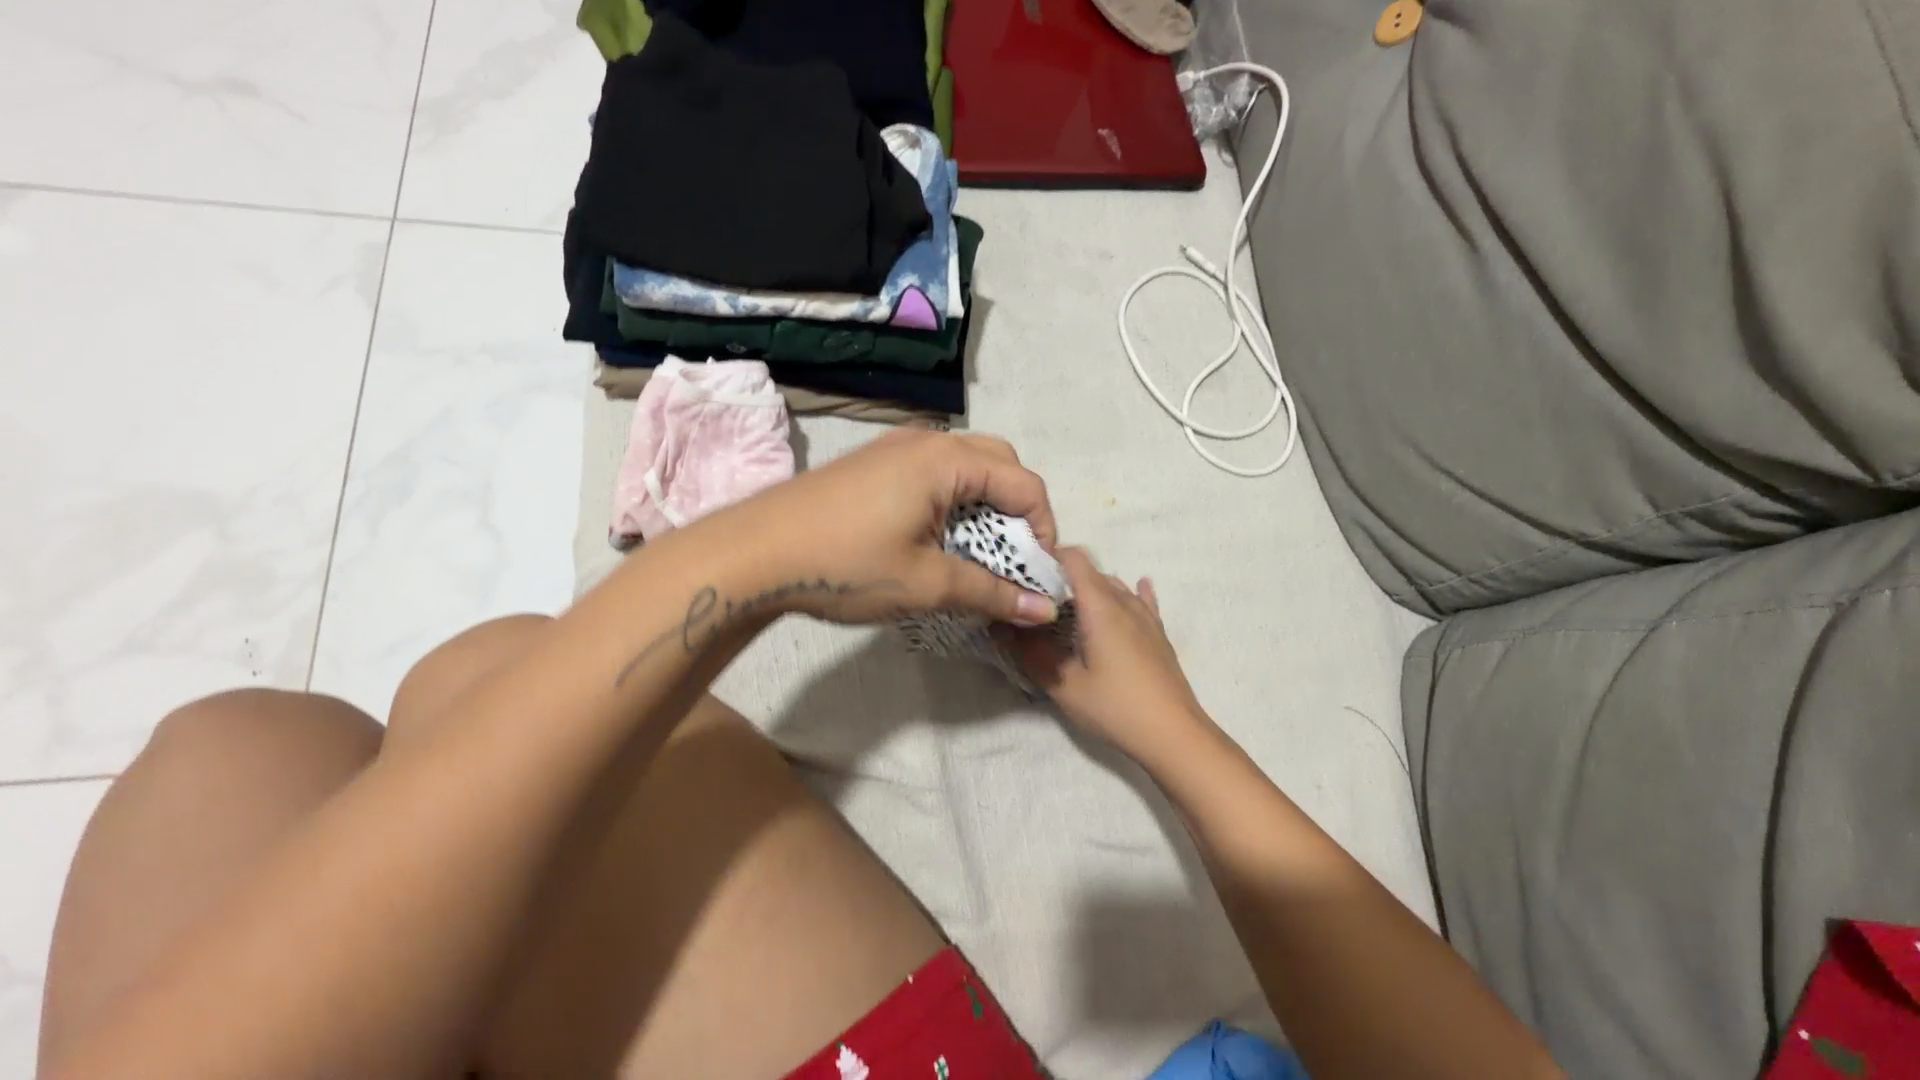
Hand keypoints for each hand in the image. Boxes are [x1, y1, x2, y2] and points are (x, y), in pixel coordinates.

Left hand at [712, 428, 1060, 626]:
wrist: (753, 553)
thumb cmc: (845, 565)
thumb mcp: (925, 584)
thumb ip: (990, 593)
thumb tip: (1044, 609)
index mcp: (946, 460)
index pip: (1024, 484)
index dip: (1042, 531)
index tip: (1035, 576)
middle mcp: (926, 441)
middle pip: (999, 464)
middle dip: (1016, 511)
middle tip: (1010, 560)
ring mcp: (894, 447)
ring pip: (965, 466)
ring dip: (983, 506)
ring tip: (975, 556)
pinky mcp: (873, 463)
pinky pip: (934, 472)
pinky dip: (952, 501)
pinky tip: (935, 541)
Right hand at [1005, 549, 1209, 763]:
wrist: (1174, 735)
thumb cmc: (1115, 708)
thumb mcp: (1064, 685)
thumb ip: (1032, 653)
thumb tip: (1003, 628)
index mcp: (1100, 606)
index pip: (1075, 558)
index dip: (1048, 556)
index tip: (1025, 573)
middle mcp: (1124, 602)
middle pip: (1092, 572)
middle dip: (1063, 578)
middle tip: (1036, 600)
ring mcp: (1146, 617)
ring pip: (1115, 586)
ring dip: (1091, 590)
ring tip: (1069, 609)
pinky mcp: (1159, 634)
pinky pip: (1143, 601)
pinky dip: (1132, 592)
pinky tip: (1136, 588)